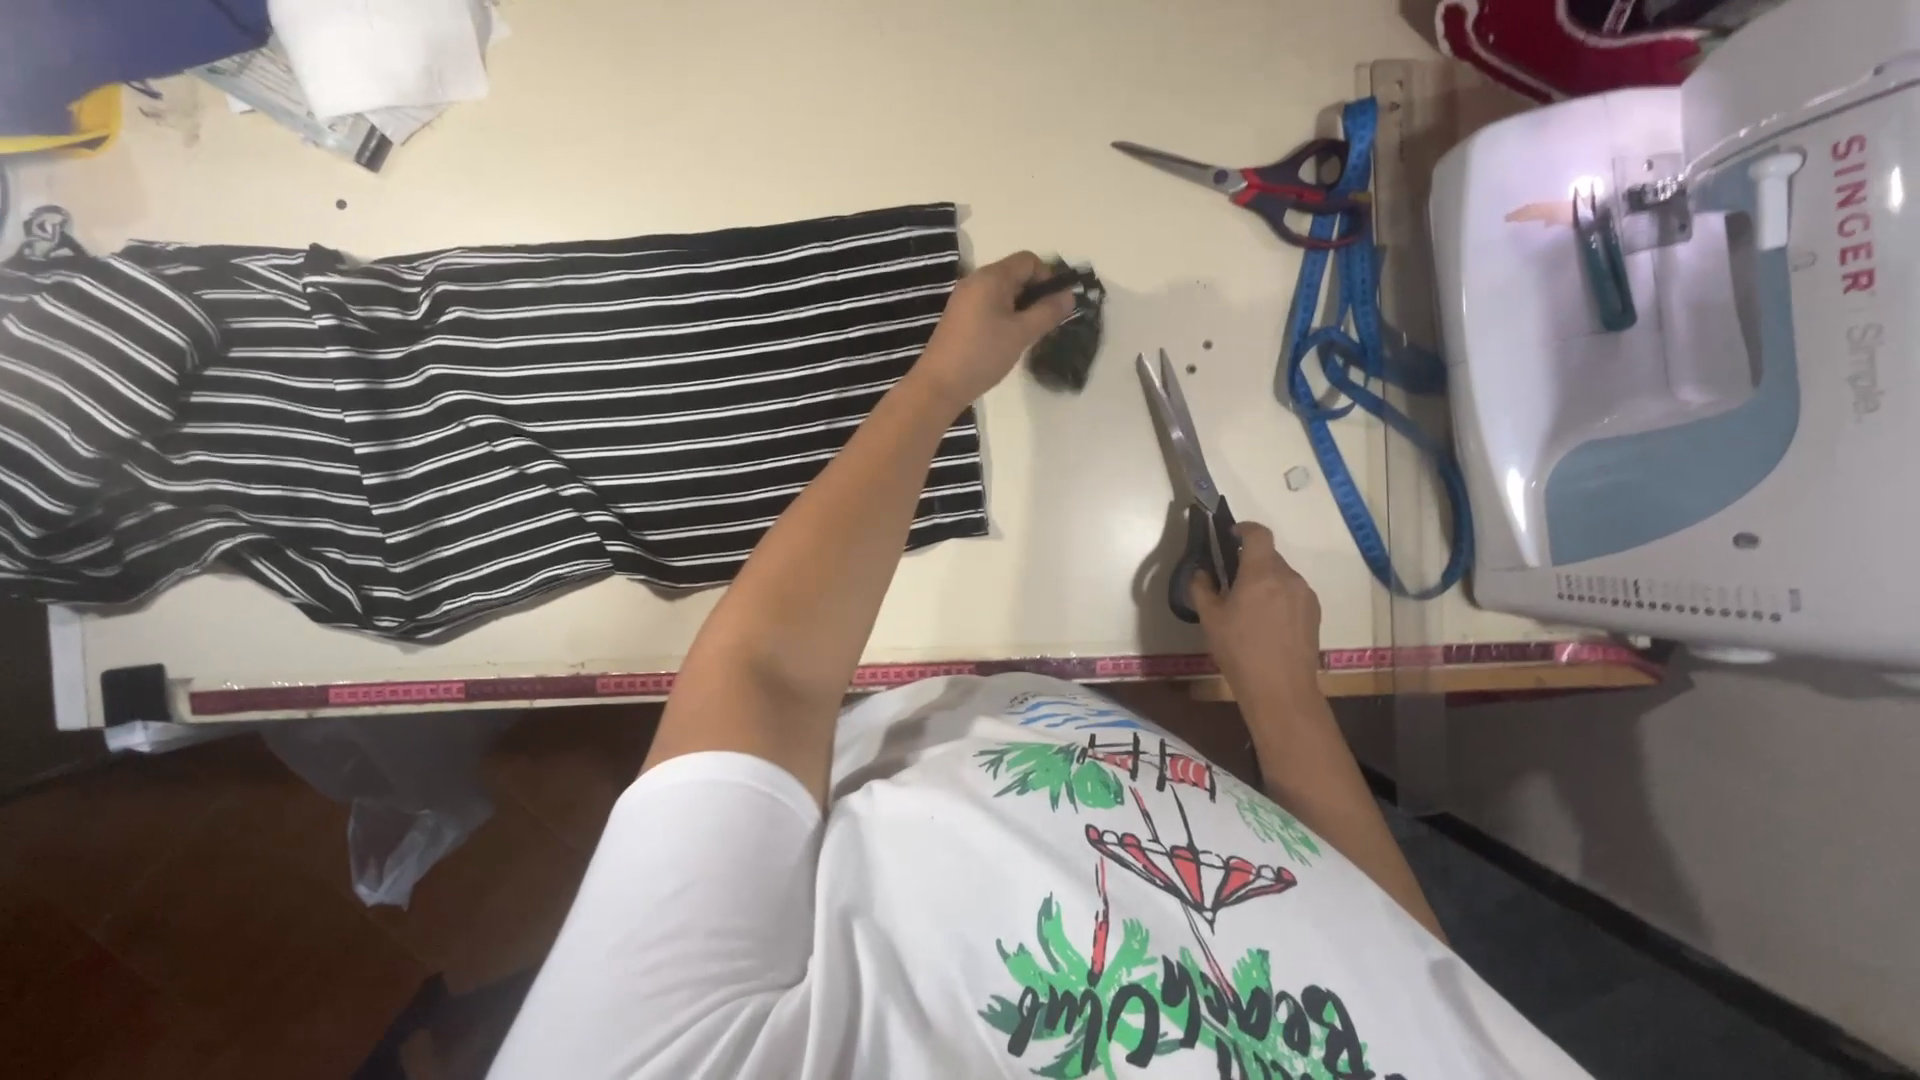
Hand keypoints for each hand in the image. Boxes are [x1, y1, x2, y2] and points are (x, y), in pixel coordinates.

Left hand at [911, 252, 1075, 409]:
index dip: (1047, 277)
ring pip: (1003, 292)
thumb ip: (1048, 312)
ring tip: (1028, 335)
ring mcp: (964, 299)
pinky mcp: (959, 317)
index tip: (1055, 305)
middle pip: (1015, 274)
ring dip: (1021, 308)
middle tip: (1045, 323)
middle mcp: (975, 281)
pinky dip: (1005, 316)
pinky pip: (989, 306)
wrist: (939, 385)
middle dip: (1035, 294)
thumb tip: (1069, 295)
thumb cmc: (982, 355)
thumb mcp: (1021, 333)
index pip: (1028, 260)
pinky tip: (1008, 340)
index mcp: (991, 277)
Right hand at [1191, 522, 1322, 704]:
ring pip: (1282, 576)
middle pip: (1269, 556)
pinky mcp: (1314, 613)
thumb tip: (1201, 573)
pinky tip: (1267, 624)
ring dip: (1265, 582)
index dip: (1244, 528)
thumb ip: (1202, 589)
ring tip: (1249, 609)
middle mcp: (1288, 577)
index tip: (1231, 535)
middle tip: (1232, 583)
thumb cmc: (1240, 651)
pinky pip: (1293, 593)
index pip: (1258, 534)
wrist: (1280, 688)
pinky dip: (1278, 598)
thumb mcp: (1210, 620)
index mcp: (1261, 573)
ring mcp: (1305, 595)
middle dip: (1250, 562)